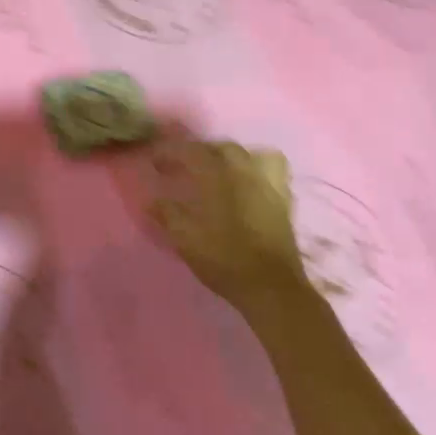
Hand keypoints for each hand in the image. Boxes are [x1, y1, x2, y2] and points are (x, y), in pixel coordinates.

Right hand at [140, 140, 307, 308]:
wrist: (269, 286)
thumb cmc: (223, 259)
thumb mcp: (185, 238)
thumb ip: (167, 214)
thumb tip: (151, 199)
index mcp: (220, 179)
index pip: (192, 153)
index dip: (170, 153)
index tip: (154, 161)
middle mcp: (247, 174)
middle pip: (221, 148)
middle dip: (198, 152)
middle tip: (181, 166)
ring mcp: (269, 185)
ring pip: (250, 154)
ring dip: (229, 156)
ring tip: (216, 169)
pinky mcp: (283, 200)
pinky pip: (271, 170)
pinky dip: (254, 169)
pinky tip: (244, 183)